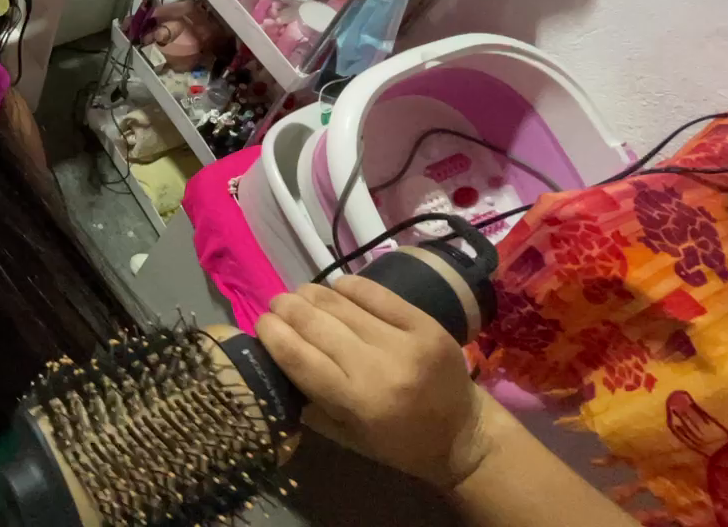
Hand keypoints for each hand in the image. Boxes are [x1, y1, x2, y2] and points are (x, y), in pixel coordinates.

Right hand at [255, 276, 500, 490]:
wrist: (466, 435)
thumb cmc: (395, 441)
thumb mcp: (343, 434)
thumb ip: (303, 395)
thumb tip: (265, 351)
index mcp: (357, 403)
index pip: (296, 353)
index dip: (269, 331)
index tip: (262, 325)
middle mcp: (379, 369)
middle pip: (311, 320)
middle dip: (283, 308)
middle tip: (278, 308)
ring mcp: (404, 342)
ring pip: (334, 300)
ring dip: (308, 295)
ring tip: (302, 299)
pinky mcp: (423, 323)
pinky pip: (368, 290)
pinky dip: (342, 287)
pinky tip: (336, 295)